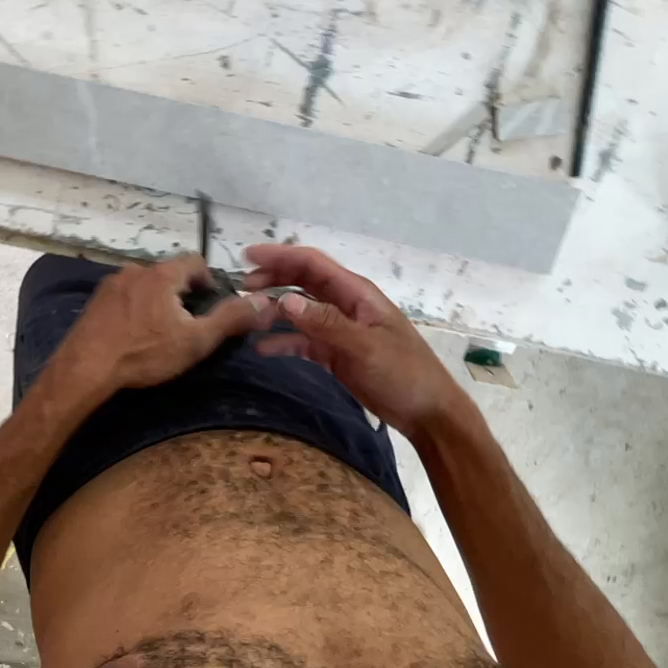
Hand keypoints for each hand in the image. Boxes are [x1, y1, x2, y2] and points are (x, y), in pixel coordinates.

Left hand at [48, 256, 272, 394]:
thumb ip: (230, 319)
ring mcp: (111, 284)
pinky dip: (134, 310)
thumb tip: (264, 303)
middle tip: (186, 326)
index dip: (208, 282)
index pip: (195, 262)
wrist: (84, 368)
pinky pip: (124, 298)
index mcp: (162, 275)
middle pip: (169, 274)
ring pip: (145, 286)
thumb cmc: (144, 353)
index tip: (209, 307)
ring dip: (157, 302)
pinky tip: (132, 335)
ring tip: (158, 333)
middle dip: (182, 294)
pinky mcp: (94, 301)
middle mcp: (135, 270)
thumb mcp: (195, 341)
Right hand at [244, 244, 472, 436]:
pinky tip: (261, 348)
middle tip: (240, 287)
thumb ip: (325, 323)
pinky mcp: (335, 353)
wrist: (427, 412)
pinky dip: (282, 341)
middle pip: (302, 282)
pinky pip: (302, 340)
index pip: (312, 264)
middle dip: (272, 279)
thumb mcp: (364, 347)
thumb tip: (283, 300)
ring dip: (274, 309)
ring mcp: (339, 329)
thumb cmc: (403, 374)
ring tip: (245, 315)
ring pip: (299, 310)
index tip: (247, 256)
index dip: (279, 256)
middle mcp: (344, 305)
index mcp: (356, 294)